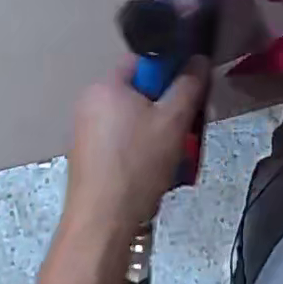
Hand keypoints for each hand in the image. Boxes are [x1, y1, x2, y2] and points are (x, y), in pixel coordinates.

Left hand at [63, 57, 207, 236]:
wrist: (102, 223)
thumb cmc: (136, 166)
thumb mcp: (174, 121)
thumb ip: (189, 85)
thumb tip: (197, 60)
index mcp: (106, 86)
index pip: (144, 61)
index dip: (170, 72)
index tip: (187, 91)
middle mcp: (89, 103)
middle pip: (139, 92)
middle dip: (166, 108)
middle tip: (185, 127)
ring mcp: (85, 131)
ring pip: (133, 118)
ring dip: (156, 131)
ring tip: (173, 154)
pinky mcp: (87, 156)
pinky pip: (122, 139)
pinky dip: (140, 148)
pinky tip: (155, 169)